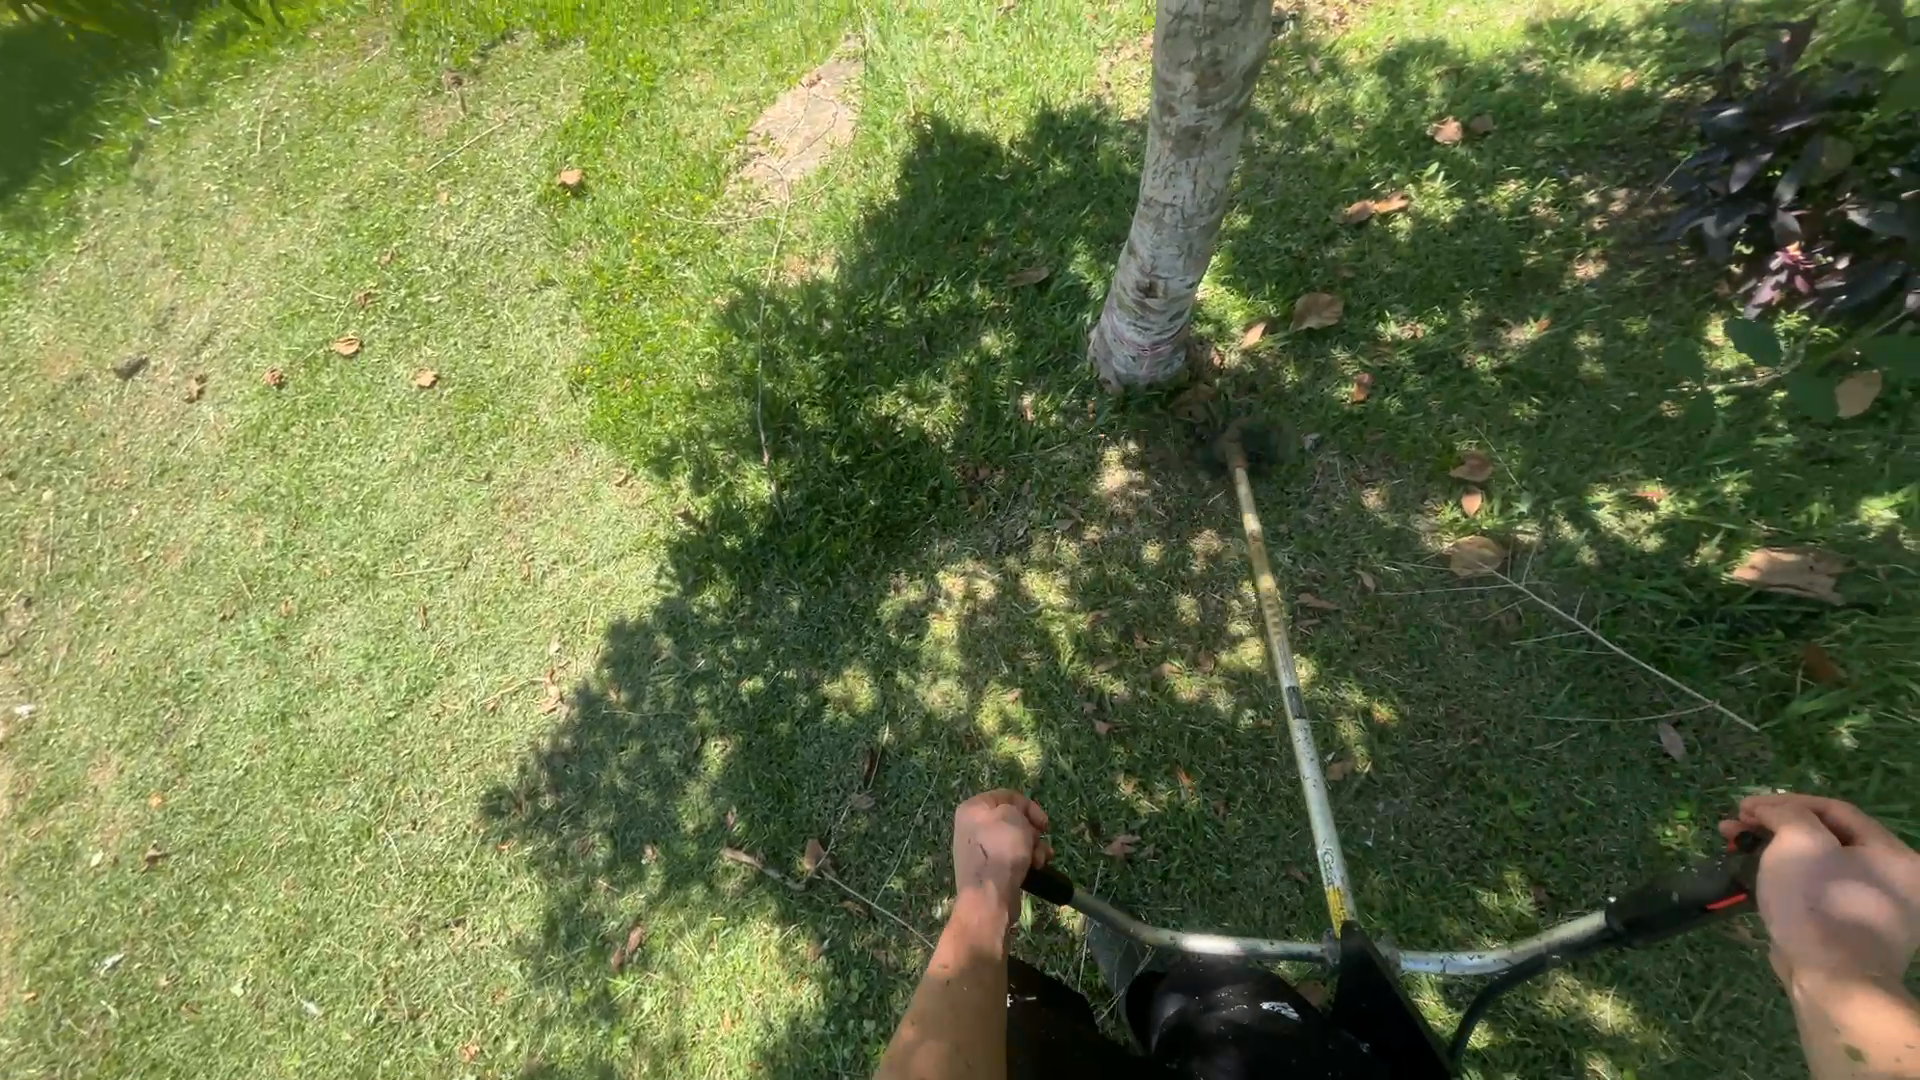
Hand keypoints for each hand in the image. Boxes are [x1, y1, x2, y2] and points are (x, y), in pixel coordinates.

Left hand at [951, 790, 1051, 933]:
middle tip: (1038, 841)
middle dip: (1032, 831)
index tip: (1043, 824)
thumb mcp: (1013, 816)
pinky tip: (1037, 869)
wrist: (989, 897)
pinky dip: (1027, 861)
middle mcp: (973, 827)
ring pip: (1017, 840)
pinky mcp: (990, 870)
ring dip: (1034, 848)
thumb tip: (1020, 825)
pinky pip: (1013, 858)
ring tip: (1040, 860)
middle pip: (1013, 819)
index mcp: (973, 809)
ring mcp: (981, 851)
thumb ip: (1018, 810)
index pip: (1006, 796)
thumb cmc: (1001, 849)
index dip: (1029, 806)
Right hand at [1720, 794, 1919, 987]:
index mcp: (1894, 855)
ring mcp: (1875, 901)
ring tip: (1734, 843)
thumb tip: (1767, 809)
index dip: (1784, 801)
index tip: (1742, 807)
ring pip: (1816, 856)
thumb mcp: (1801, 841)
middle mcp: (1894, 876)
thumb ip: (1786, 813)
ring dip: (1771, 843)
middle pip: (1825, 832)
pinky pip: (1816, 881)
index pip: (1834, 809)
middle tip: (1734, 824)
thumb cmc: (1818, 900)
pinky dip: (1784, 869)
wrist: (1833, 972)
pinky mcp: (1852, 920)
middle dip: (1773, 822)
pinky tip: (1757, 870)